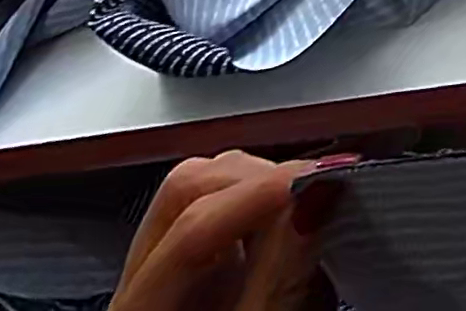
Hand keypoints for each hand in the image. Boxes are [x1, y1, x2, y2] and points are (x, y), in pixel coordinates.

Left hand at [112, 150, 345, 310]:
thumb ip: (284, 279)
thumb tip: (317, 195)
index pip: (193, 228)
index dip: (263, 194)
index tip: (326, 178)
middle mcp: (139, 287)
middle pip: (188, 190)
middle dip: (258, 179)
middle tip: (318, 189)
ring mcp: (160, 275)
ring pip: (199, 188)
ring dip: (257, 184)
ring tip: (305, 203)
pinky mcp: (192, 274)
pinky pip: (217, 206)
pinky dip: (258, 199)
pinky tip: (289, 218)